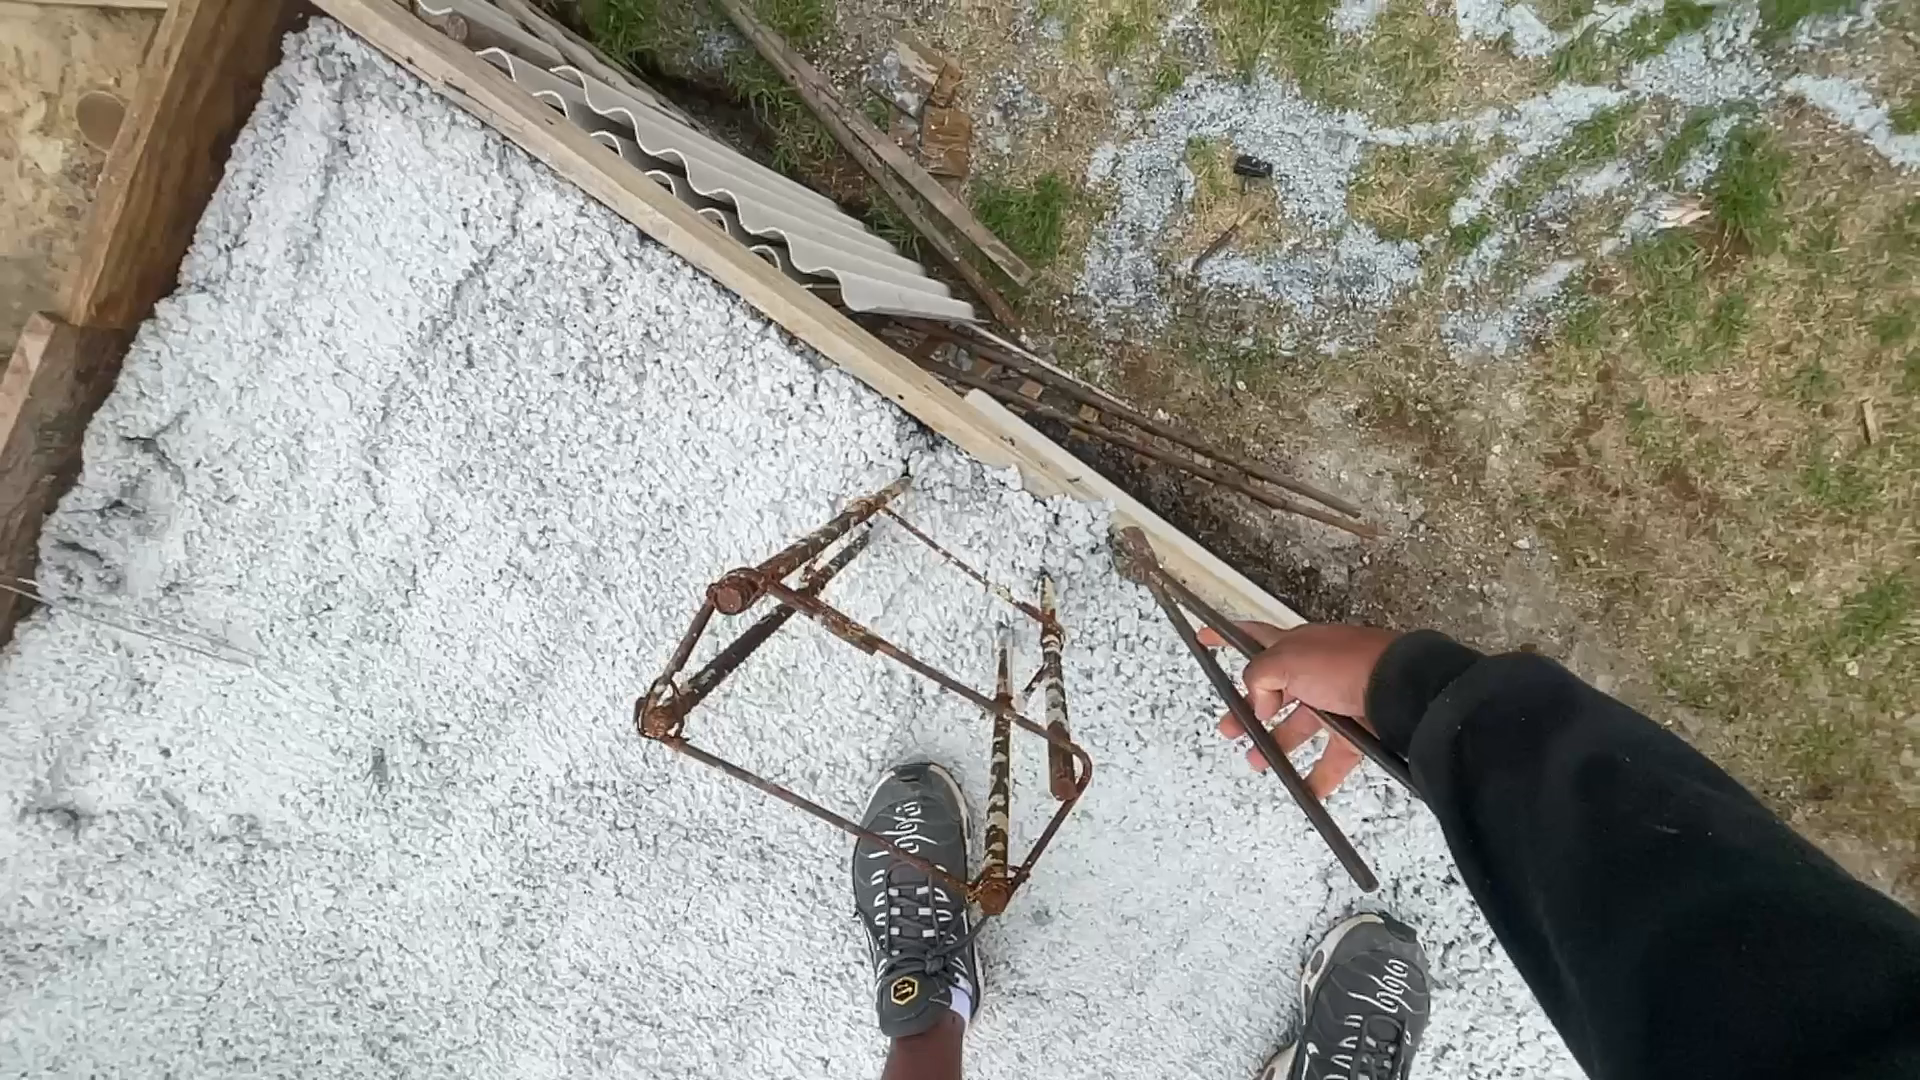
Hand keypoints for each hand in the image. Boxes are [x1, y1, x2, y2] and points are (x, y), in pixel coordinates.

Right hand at [1196, 622, 1398, 797]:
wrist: (1404, 689)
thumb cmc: (1347, 664)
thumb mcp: (1287, 661)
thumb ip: (1259, 676)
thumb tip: (1258, 700)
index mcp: (1294, 647)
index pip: (1251, 636)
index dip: (1224, 638)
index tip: (1203, 638)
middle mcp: (1313, 671)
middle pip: (1271, 692)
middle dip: (1247, 711)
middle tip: (1229, 729)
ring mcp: (1336, 700)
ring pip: (1298, 726)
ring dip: (1276, 744)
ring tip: (1257, 762)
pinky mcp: (1358, 729)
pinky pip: (1333, 754)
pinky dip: (1319, 773)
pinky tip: (1307, 789)